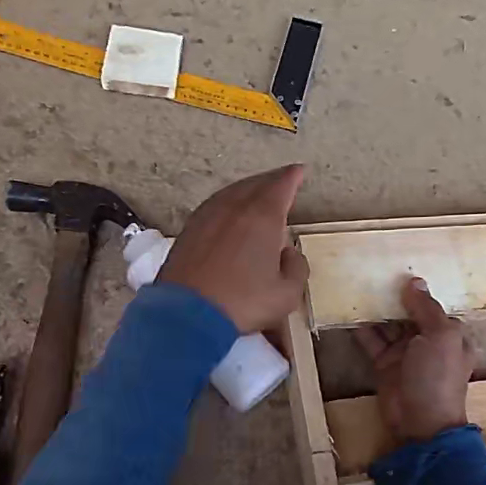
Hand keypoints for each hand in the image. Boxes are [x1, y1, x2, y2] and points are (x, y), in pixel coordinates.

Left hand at [160, 164, 310, 332]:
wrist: (186, 314)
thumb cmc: (242, 302)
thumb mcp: (286, 294)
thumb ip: (297, 268)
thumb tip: (288, 253)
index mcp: (262, 217)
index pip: (281, 185)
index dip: (292, 176)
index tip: (299, 170)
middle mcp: (234, 208)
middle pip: (255, 184)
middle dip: (272, 179)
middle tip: (282, 178)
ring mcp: (207, 216)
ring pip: (232, 192)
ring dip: (248, 188)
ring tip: (258, 192)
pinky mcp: (188, 230)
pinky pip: (214, 205)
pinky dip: (228, 202)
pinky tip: (229, 212)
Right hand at [353, 278, 476, 443]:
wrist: (421, 422)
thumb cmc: (438, 376)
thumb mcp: (441, 336)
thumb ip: (427, 308)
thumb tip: (415, 282)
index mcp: (449, 335)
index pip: (433, 307)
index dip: (419, 293)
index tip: (400, 271)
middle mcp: (427, 342)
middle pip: (409, 314)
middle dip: (394, 298)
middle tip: (374, 273)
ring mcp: (405, 354)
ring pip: (389, 325)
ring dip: (377, 310)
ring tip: (360, 286)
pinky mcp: (384, 365)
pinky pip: (372, 342)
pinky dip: (363, 329)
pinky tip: (351, 312)